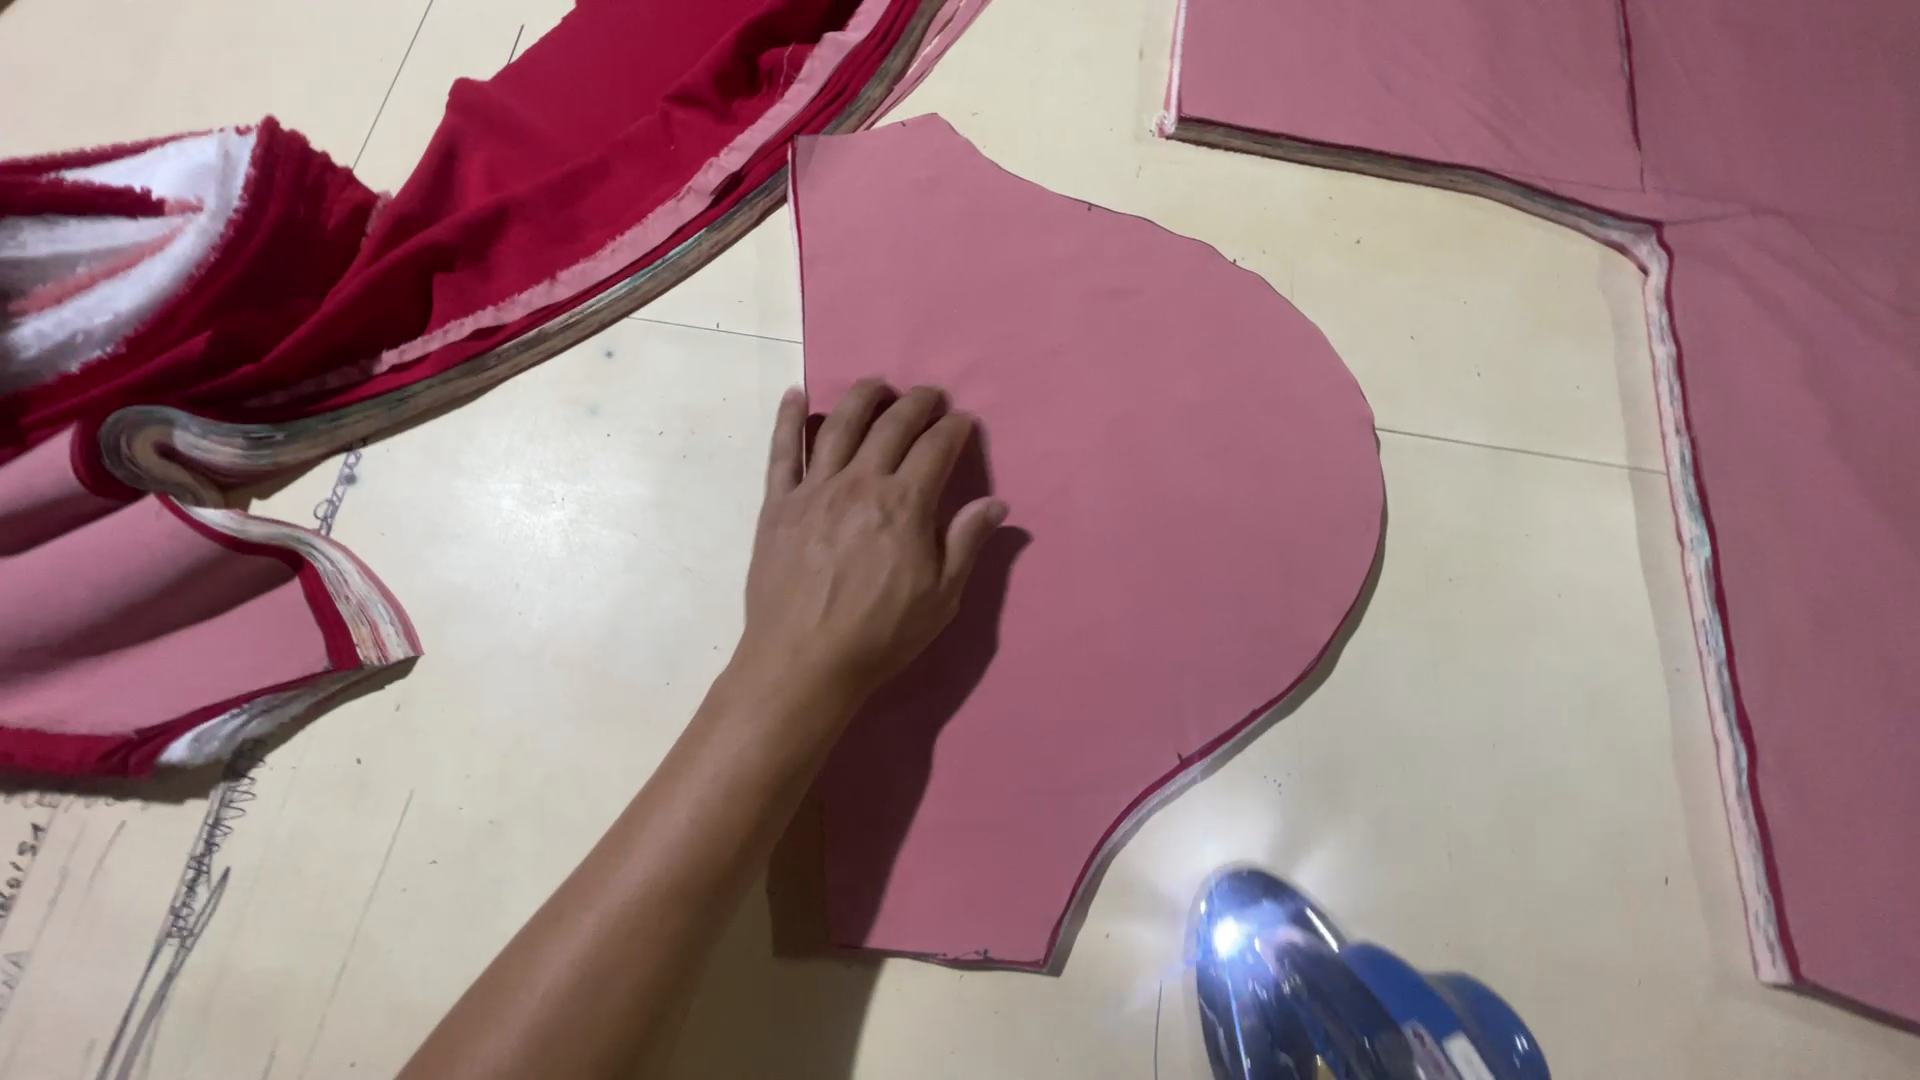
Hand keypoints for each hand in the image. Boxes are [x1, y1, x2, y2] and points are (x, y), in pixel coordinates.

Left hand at [730, 380, 1007, 717]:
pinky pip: (782, 452)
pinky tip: (796, 395)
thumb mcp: (941, 598)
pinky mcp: (778, 505)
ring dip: (861, 397)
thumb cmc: (880, 635)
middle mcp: (860, 483)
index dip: (954, 430)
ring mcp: (814, 490)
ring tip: (876, 385)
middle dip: (916, 403)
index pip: (936, 449)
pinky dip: (789, 419)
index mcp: (904, 505)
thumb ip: (965, 543)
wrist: (803, 662)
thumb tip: (996, 503)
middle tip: (929, 394)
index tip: (963, 422)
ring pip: (839, 425)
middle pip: (891, 426)